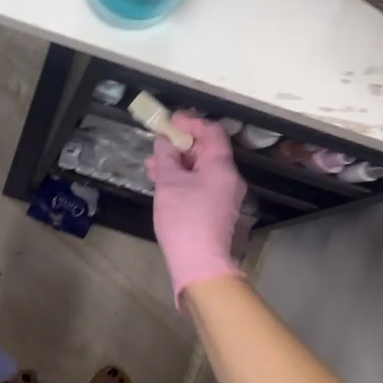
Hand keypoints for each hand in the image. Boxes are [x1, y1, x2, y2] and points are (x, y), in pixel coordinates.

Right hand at [146, 114, 246, 306]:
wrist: (199, 261)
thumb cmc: (184, 218)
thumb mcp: (169, 184)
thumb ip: (166, 158)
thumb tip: (164, 141)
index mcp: (222, 165)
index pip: (212, 132)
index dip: (191, 123)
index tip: (170, 121)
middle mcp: (229, 178)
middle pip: (207, 151)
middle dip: (180, 145)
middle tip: (157, 145)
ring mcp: (224, 195)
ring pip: (201, 170)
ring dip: (178, 164)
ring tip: (153, 166)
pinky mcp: (216, 210)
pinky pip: (201, 185)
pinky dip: (184, 180)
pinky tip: (164, 184)